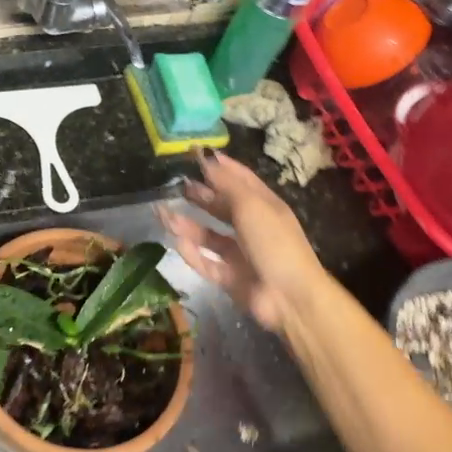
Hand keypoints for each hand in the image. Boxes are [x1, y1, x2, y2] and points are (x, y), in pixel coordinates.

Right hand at [157, 151, 325, 330]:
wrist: (289, 297)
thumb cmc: (274, 242)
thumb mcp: (251, 205)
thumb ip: (226, 182)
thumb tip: (207, 156)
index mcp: (264, 206)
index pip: (240, 180)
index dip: (220, 166)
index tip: (195, 154)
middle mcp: (252, 227)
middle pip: (222, 208)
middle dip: (200, 196)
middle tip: (176, 186)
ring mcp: (240, 254)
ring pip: (208, 236)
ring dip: (187, 225)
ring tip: (163, 214)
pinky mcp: (230, 277)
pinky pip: (206, 263)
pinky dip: (192, 254)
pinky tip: (177, 242)